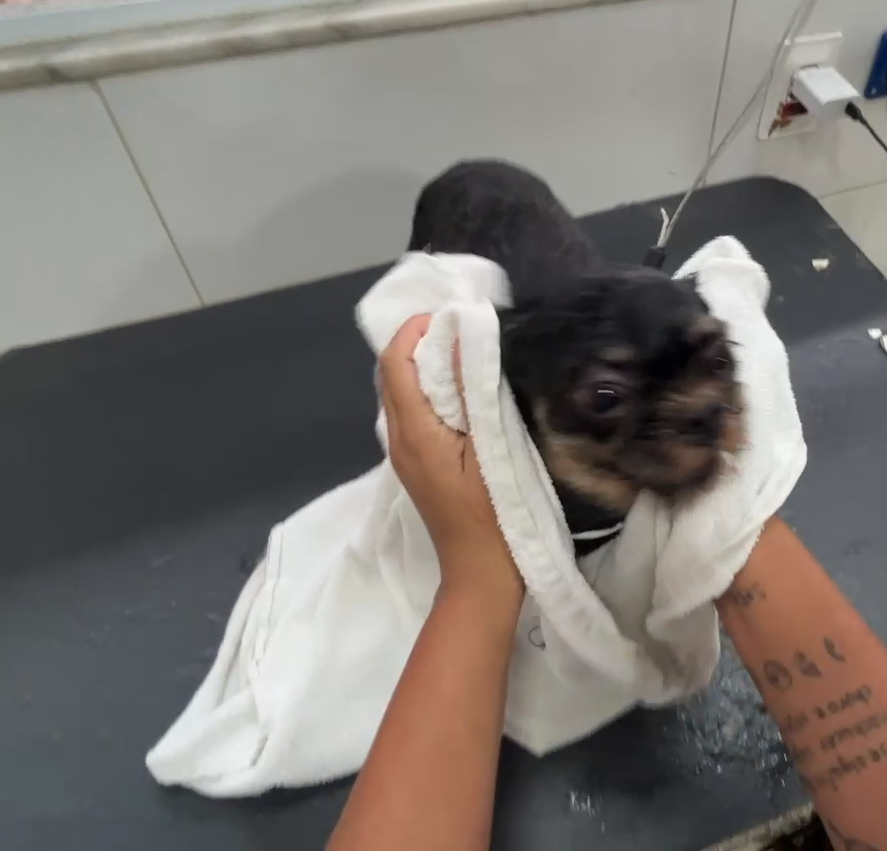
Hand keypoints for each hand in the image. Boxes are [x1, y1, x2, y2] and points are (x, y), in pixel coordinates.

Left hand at [379, 315, 522, 599]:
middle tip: (462, 327)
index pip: (394, 362)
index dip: (415, 330)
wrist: (483, 571)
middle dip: (418, 341)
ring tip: (465, 350)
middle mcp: (399, 438)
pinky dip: (428, 387)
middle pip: (391, 374)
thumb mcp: (490, 447)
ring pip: (400, 392)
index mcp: (414, 431)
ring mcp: (405, 453)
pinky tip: (461, 389)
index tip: (452, 315)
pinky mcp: (417, 463)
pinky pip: (412, 410)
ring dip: (422, 363)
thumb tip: (461, 339)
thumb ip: (472, 392)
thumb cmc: (494, 511)